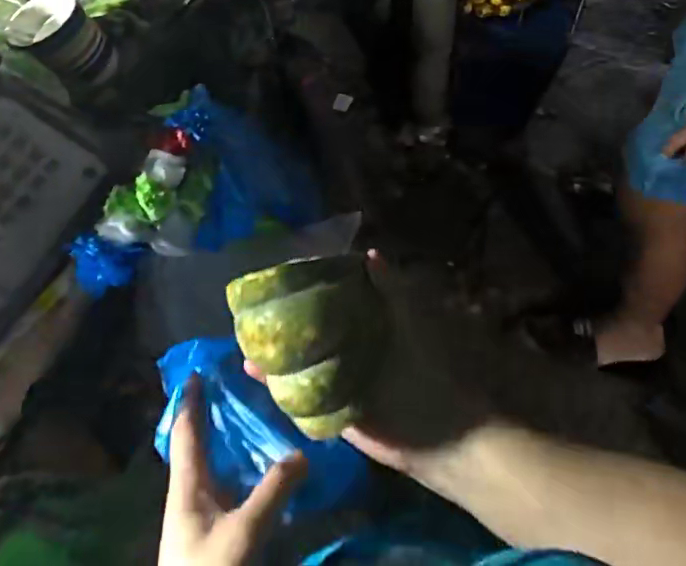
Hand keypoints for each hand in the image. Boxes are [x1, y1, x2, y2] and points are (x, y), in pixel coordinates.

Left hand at [159, 376, 306, 565]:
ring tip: (252, 418)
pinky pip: (223, 490)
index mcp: (185, 485)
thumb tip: (302, 452)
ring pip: (211, 468)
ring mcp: (198, 517)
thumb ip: (272, 492)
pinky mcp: (211, 536)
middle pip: (197, 445)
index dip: (190, 400)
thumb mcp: (243, 533)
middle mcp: (188, 494)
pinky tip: (258, 470)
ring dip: (226, 443)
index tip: (198, 369)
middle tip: (235, 387)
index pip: (185, 430)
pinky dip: (238, 471)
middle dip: (211, 416)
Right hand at [243, 252, 485, 483]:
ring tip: (243, 340)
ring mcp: (336, 380)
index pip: (329, 302)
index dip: (305, 289)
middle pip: (307, 331)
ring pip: (298, 362)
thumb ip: (391, 288)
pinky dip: (277, 385)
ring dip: (273, 353)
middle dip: (280, 322)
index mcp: (364, 324)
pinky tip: (254, 372)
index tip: (277, 274)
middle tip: (248, 309)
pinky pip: (299, 396)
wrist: (442, 433)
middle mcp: (346, 348)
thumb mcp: (409, 320)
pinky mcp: (330, 409)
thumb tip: (368, 252)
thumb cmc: (427, 368)